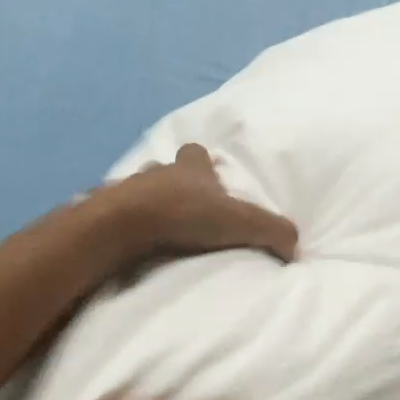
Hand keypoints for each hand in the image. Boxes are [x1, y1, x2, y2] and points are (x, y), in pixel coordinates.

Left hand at [105, 144, 298, 265]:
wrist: (122, 223)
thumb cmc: (183, 214)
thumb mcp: (238, 222)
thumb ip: (271, 230)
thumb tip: (296, 246)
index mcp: (189, 169)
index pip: (196, 154)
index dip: (203, 164)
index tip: (210, 179)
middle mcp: (156, 172)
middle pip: (165, 171)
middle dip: (174, 186)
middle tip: (185, 210)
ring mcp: (126, 189)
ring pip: (138, 191)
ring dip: (147, 206)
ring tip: (157, 231)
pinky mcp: (103, 211)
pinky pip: (115, 215)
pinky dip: (124, 227)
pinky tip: (130, 245)